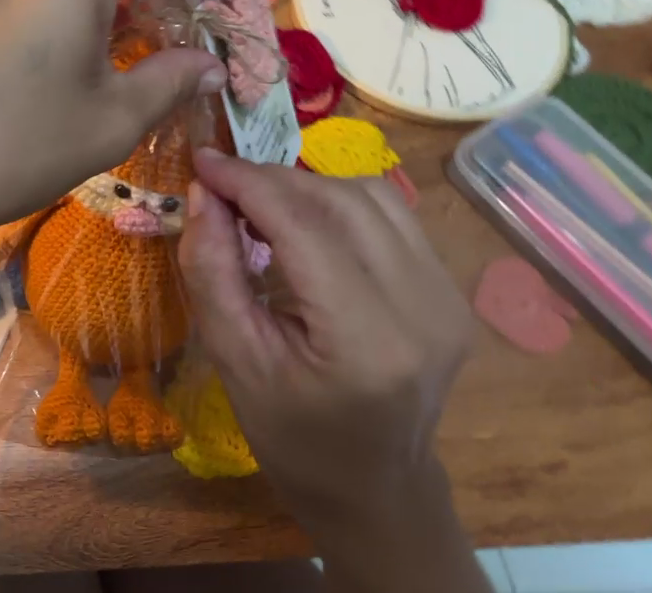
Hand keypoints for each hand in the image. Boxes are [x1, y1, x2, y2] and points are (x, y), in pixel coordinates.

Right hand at [178, 151, 473, 519]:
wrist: (373, 489)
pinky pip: (391, 216)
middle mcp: (424, 308)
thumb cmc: (291, 435)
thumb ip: (211, 270)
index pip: (305, 226)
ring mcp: (448, 297)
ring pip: (372, 196)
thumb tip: (201, 192)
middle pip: (341, 200)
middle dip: (272, 179)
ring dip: (307, 185)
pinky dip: (337, 203)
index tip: (200, 160)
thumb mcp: (233, 359)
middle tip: (220, 186)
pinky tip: (303, 224)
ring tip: (259, 205)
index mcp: (367, 340)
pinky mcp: (451, 292)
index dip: (247, 183)